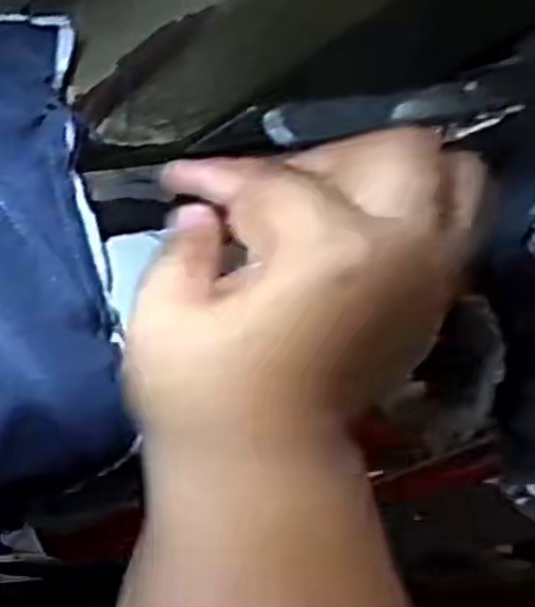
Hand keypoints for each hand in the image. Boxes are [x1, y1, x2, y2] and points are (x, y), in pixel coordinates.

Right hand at [125, 129, 487, 450]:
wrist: (252, 455)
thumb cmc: (193, 392)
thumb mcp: (159, 322)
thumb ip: (180, 255)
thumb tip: (198, 215)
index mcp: (326, 252)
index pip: (273, 185)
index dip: (216, 175)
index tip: (174, 177)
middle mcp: (403, 244)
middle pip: (387, 152)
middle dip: (309, 161)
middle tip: (248, 195)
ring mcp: (431, 270)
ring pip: (444, 174)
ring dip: (374, 174)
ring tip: (309, 203)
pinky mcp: (434, 295)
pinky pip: (448, 218)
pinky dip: (400, 207)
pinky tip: (340, 236)